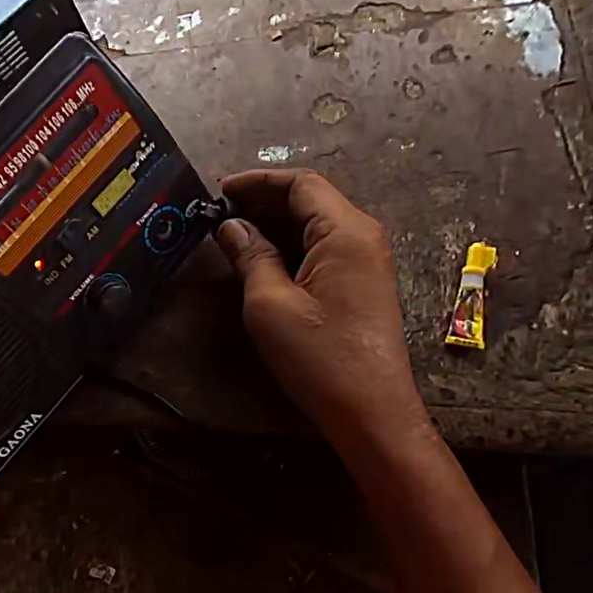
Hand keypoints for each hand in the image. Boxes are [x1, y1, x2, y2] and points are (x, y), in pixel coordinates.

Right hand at [216, 169, 428, 450]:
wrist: (373, 411)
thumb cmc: (321, 358)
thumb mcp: (271, 305)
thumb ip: (251, 256)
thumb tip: (231, 226)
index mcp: (346, 231)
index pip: (301, 184)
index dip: (258, 181)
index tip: (220, 190)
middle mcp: (364, 236)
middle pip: (312, 200)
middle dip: (265, 202)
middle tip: (221, 214)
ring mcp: (368, 260)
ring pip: (318, 225)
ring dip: (278, 224)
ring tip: (235, 234)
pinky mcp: (365, 283)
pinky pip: (326, 249)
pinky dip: (294, 246)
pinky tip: (265, 259)